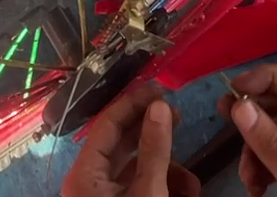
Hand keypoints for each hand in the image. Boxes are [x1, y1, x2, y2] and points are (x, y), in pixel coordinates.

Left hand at [62, 82, 201, 196]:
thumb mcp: (147, 192)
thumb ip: (154, 149)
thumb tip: (159, 105)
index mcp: (83, 171)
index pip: (108, 122)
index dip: (135, 102)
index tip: (161, 89)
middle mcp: (87, 181)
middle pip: (120, 144)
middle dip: (153, 133)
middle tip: (178, 117)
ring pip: (133, 169)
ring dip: (165, 169)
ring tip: (192, 181)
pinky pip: (136, 189)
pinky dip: (160, 185)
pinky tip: (185, 190)